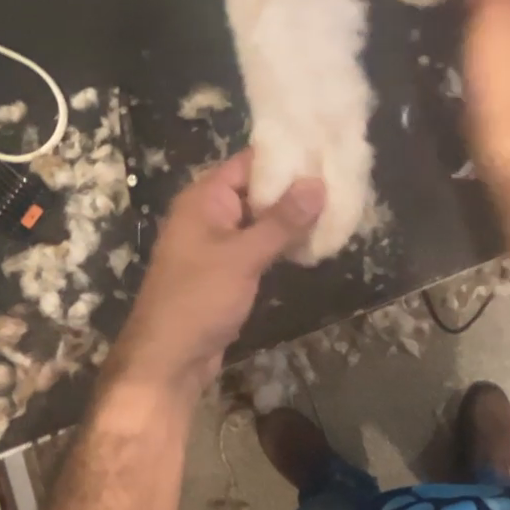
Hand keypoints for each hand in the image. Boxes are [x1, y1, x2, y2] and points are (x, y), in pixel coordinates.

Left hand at [113, 151, 323, 392]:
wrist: (168, 360)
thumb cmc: (198, 299)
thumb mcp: (243, 257)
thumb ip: (282, 221)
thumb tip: (318, 184)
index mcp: (204, 198)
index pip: (250, 161)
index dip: (287, 154)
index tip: (327, 150)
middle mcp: (210, 213)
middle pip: (259, 188)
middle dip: (297, 187)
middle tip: (341, 180)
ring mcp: (219, 241)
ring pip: (262, 218)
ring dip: (293, 217)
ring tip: (338, 207)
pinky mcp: (228, 268)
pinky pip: (260, 243)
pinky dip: (284, 242)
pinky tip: (315, 242)